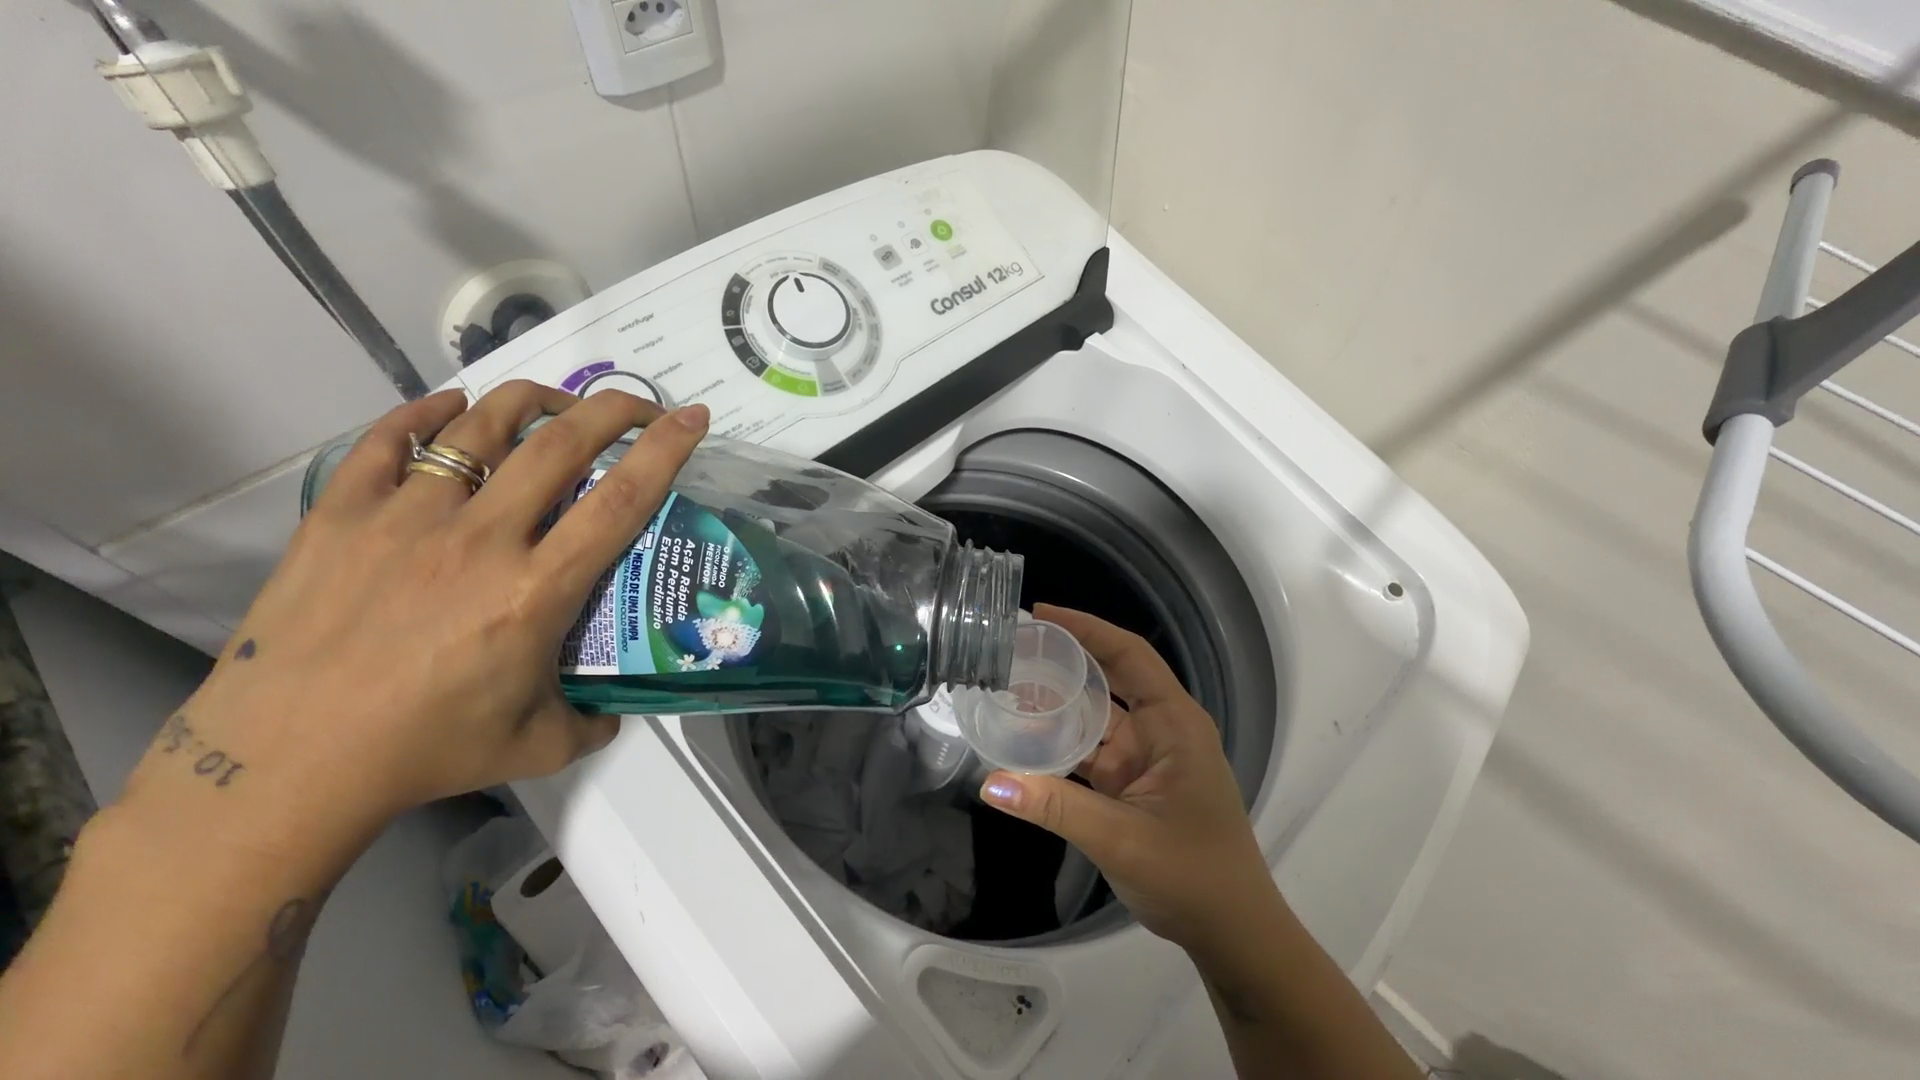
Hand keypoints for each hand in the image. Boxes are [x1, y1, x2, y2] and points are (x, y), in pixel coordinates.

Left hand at [123, 381, 709, 848]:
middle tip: (635, 406)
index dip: (666, 449)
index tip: (692, 417)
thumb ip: (590, 723)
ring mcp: (406, 517)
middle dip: (611, 410)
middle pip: (561, 444)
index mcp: (535, 591)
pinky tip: (453, 408)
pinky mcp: (342, 513)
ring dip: (530, 401)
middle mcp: (480, 539)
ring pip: (480, 427)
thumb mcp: (536, 746)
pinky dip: (429, 413)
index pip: (620, 501)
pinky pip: (390, 440)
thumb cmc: (424, 752)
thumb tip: (613, 712)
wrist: (288, 760)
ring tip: (554, 404)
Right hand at [978, 604, 1274, 948]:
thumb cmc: (1192, 875)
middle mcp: (1162, 732)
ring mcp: (1147, 761)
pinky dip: (1060, 747)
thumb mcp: (1121, 839)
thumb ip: (1055, 807)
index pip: (1130, 657)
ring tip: (1005, 686)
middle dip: (1065, 662)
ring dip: (1058, 706)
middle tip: (1012, 648)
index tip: (1042, 613)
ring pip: (1096, 719)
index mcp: (1175, 725)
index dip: (1087, 629)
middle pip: (1110, 681)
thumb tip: (989, 782)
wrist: (1231, 932)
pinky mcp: (1133, 789)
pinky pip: (1091, 755)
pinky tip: (1022, 741)